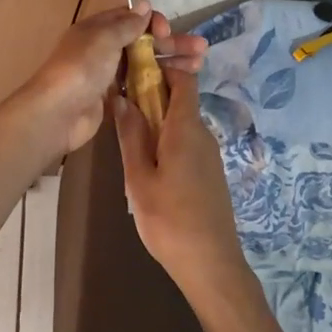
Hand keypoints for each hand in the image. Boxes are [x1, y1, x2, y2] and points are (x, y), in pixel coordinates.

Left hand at [16, 3, 208, 158]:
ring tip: (199, 65)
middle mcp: (104, 48)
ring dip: (171, 62)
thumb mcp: (105, 38)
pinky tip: (180, 85)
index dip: (153, 22)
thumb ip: (127, 24)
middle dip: (172, 43)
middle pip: (144, 41)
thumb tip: (145, 5)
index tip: (166, 32)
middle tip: (200, 49)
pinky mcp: (113, 98)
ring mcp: (108, 75)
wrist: (57, 113)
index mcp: (99, 29)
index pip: (132, 18)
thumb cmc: (81, 68)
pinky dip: (159, 83)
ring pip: (146, 64)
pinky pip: (140, 85)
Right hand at [113, 68, 248, 292]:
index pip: (183, 79)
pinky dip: (167, 139)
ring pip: (182, 123)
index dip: (162, 66)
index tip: (135, 67)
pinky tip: (148, 162)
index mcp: (186, 128)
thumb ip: (131, 136)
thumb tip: (122, 97)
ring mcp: (209, 154)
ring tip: (128, 134)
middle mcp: (202, 133)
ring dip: (158, 120)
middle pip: (180, 99)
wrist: (211, 265)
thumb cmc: (169, 220)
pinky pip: (187, 142)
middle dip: (152, 94)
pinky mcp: (210, 172)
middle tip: (120, 104)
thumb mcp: (139, 179)